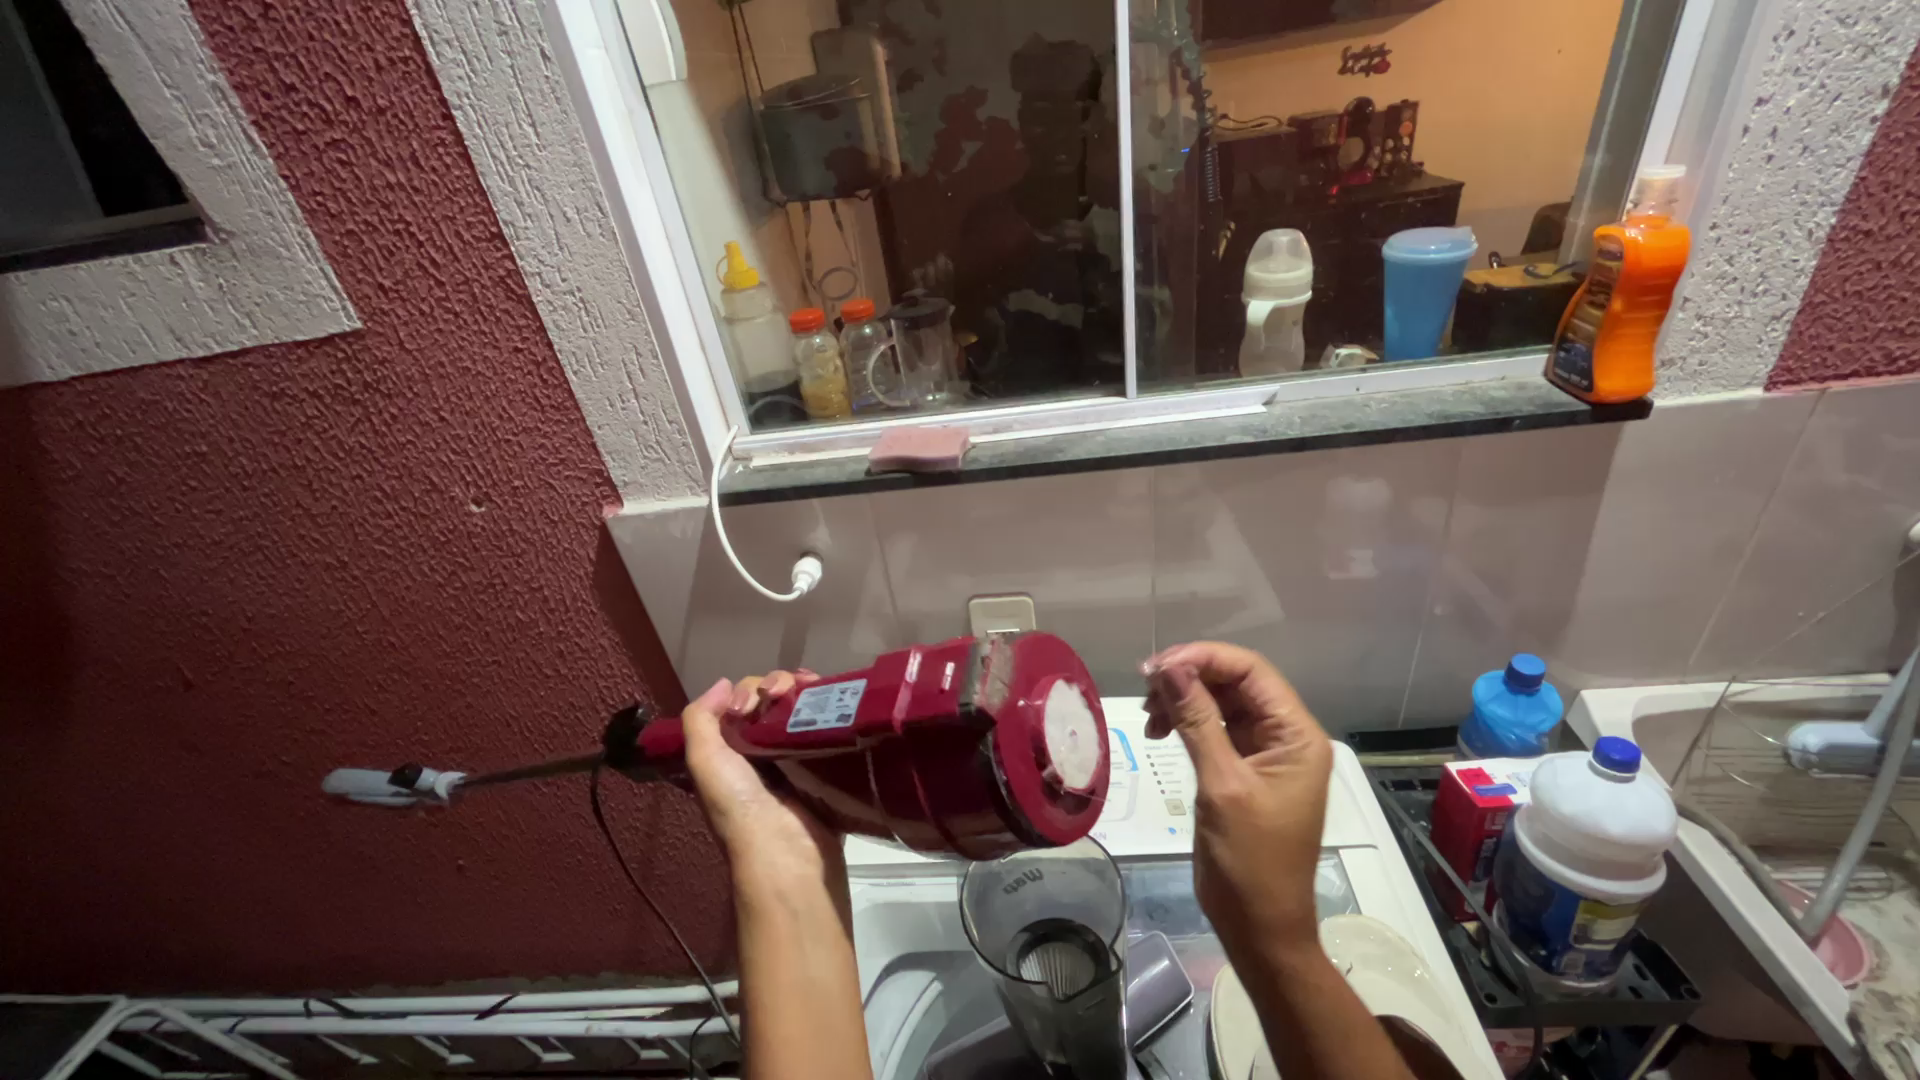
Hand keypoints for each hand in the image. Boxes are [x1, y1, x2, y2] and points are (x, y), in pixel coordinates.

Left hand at [681, 671, 844, 893]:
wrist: (787, 850)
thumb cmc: (741, 806)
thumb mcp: (705, 763)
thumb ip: (699, 720)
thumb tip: (723, 683)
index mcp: (734, 749)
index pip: (743, 702)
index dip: (748, 691)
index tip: (752, 703)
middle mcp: (766, 749)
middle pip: (775, 699)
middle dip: (777, 685)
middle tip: (781, 695)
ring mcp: (800, 754)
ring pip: (804, 706)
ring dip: (806, 689)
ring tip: (812, 689)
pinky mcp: (829, 761)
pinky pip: (832, 723)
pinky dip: (834, 705)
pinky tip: (837, 698)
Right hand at [1143, 642, 1332, 956]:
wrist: (1260, 925)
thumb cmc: (1251, 860)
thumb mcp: (1222, 786)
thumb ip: (1197, 721)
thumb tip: (1169, 669)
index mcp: (1297, 735)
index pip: (1252, 672)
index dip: (1204, 659)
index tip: (1157, 667)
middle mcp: (1285, 735)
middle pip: (1235, 682)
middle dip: (1189, 677)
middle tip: (1144, 686)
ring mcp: (1263, 751)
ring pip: (1221, 701)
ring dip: (1182, 699)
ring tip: (1148, 714)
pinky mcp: (1242, 768)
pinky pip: (1213, 727)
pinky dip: (1184, 722)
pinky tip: (1158, 730)